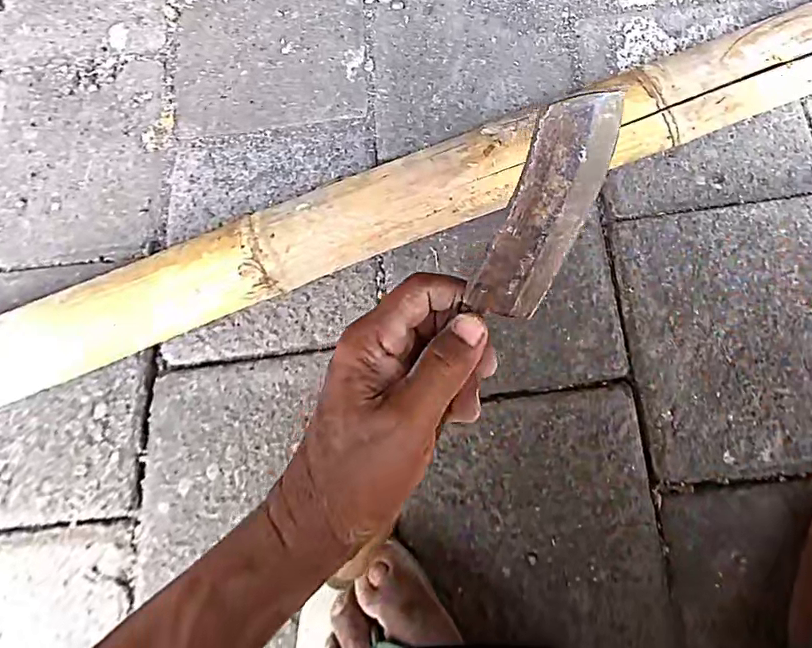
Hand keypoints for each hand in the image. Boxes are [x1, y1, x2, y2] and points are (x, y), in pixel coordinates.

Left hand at [266, 273, 497, 562]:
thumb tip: (474, 324)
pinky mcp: (392, 391)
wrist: (324, 520)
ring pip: (436, 346)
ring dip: (459, 372)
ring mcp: (383, 368)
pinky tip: (453, 417)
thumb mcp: (410, 419)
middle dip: (462, 343)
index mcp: (369, 340)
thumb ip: (444, 367)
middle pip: (432, 316)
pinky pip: (430, 373)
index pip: (420, 291)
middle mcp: (375, 346)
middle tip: (480, 376)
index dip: (458, 298)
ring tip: (464, 407)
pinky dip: (449, 390)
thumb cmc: (355, 476)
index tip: (486, 326)